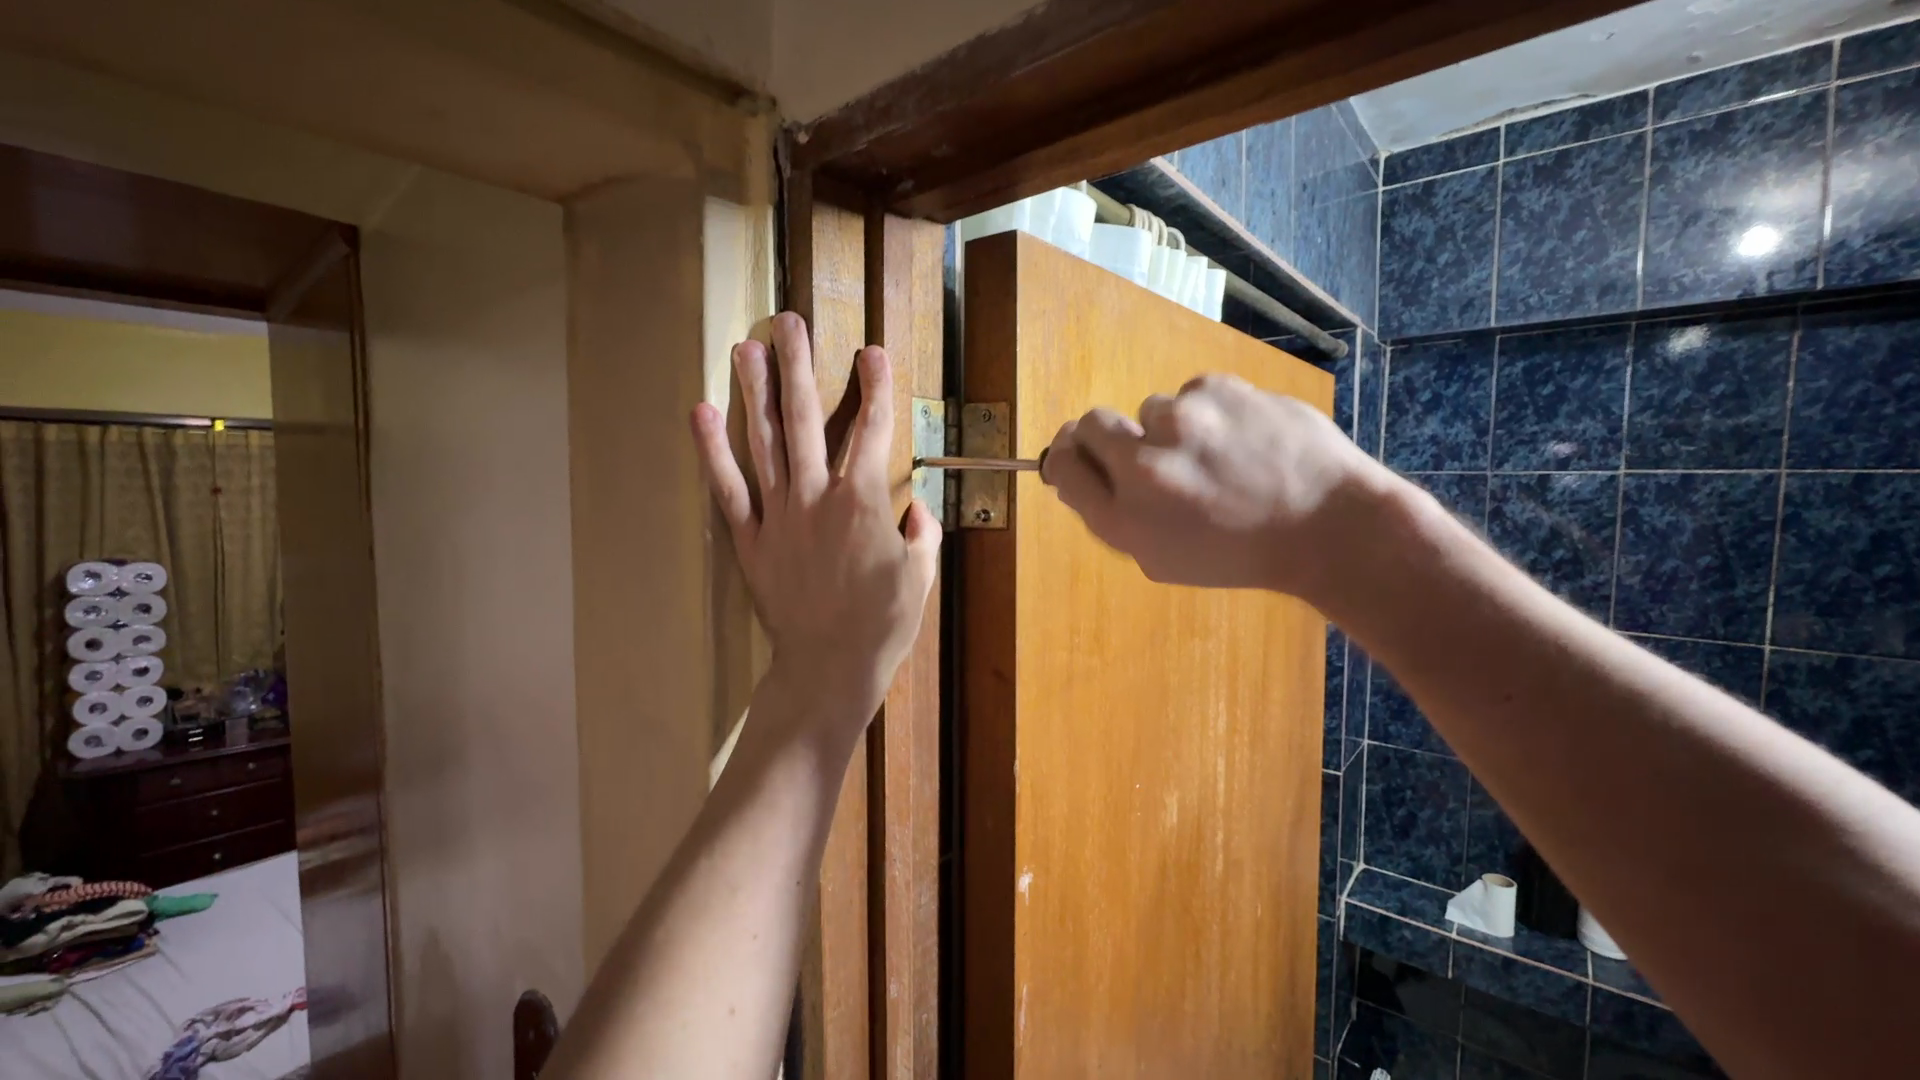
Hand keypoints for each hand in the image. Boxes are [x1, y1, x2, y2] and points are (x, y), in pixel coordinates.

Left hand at [691, 313, 940, 734]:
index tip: (872, 352)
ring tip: (746, 349)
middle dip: (800, 366)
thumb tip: (916, 506)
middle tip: (788, 323)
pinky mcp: (750, 539)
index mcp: (864, 501)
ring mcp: (779, 515)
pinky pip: (728, 489)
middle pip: (806, 419)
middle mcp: (817, 496)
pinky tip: (700, 414)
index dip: (876, 388)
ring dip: (755, 392)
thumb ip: (922, 532)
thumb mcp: (921, 576)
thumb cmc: (883, 623)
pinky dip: (713, 452)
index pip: (873, 430)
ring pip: (765, 442)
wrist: (829, 667)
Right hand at [1040, 373, 1384, 600]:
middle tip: (1143, 450)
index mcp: (1125, 517)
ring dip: (1171, 429)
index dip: (1068, 459)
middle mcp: (1142, 465)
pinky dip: (1210, 413)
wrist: (1329, 524)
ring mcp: (1181, 420)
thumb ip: (1115, 517)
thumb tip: (1081, 472)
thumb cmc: (1241, 553)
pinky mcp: (1217, 389)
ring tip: (1218, 455)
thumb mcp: (1163, 559)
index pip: (1063, 466)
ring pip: (1150, 410)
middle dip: (1106, 436)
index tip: (1079, 456)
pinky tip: (1243, 438)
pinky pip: (1194, 394)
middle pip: (1090, 425)